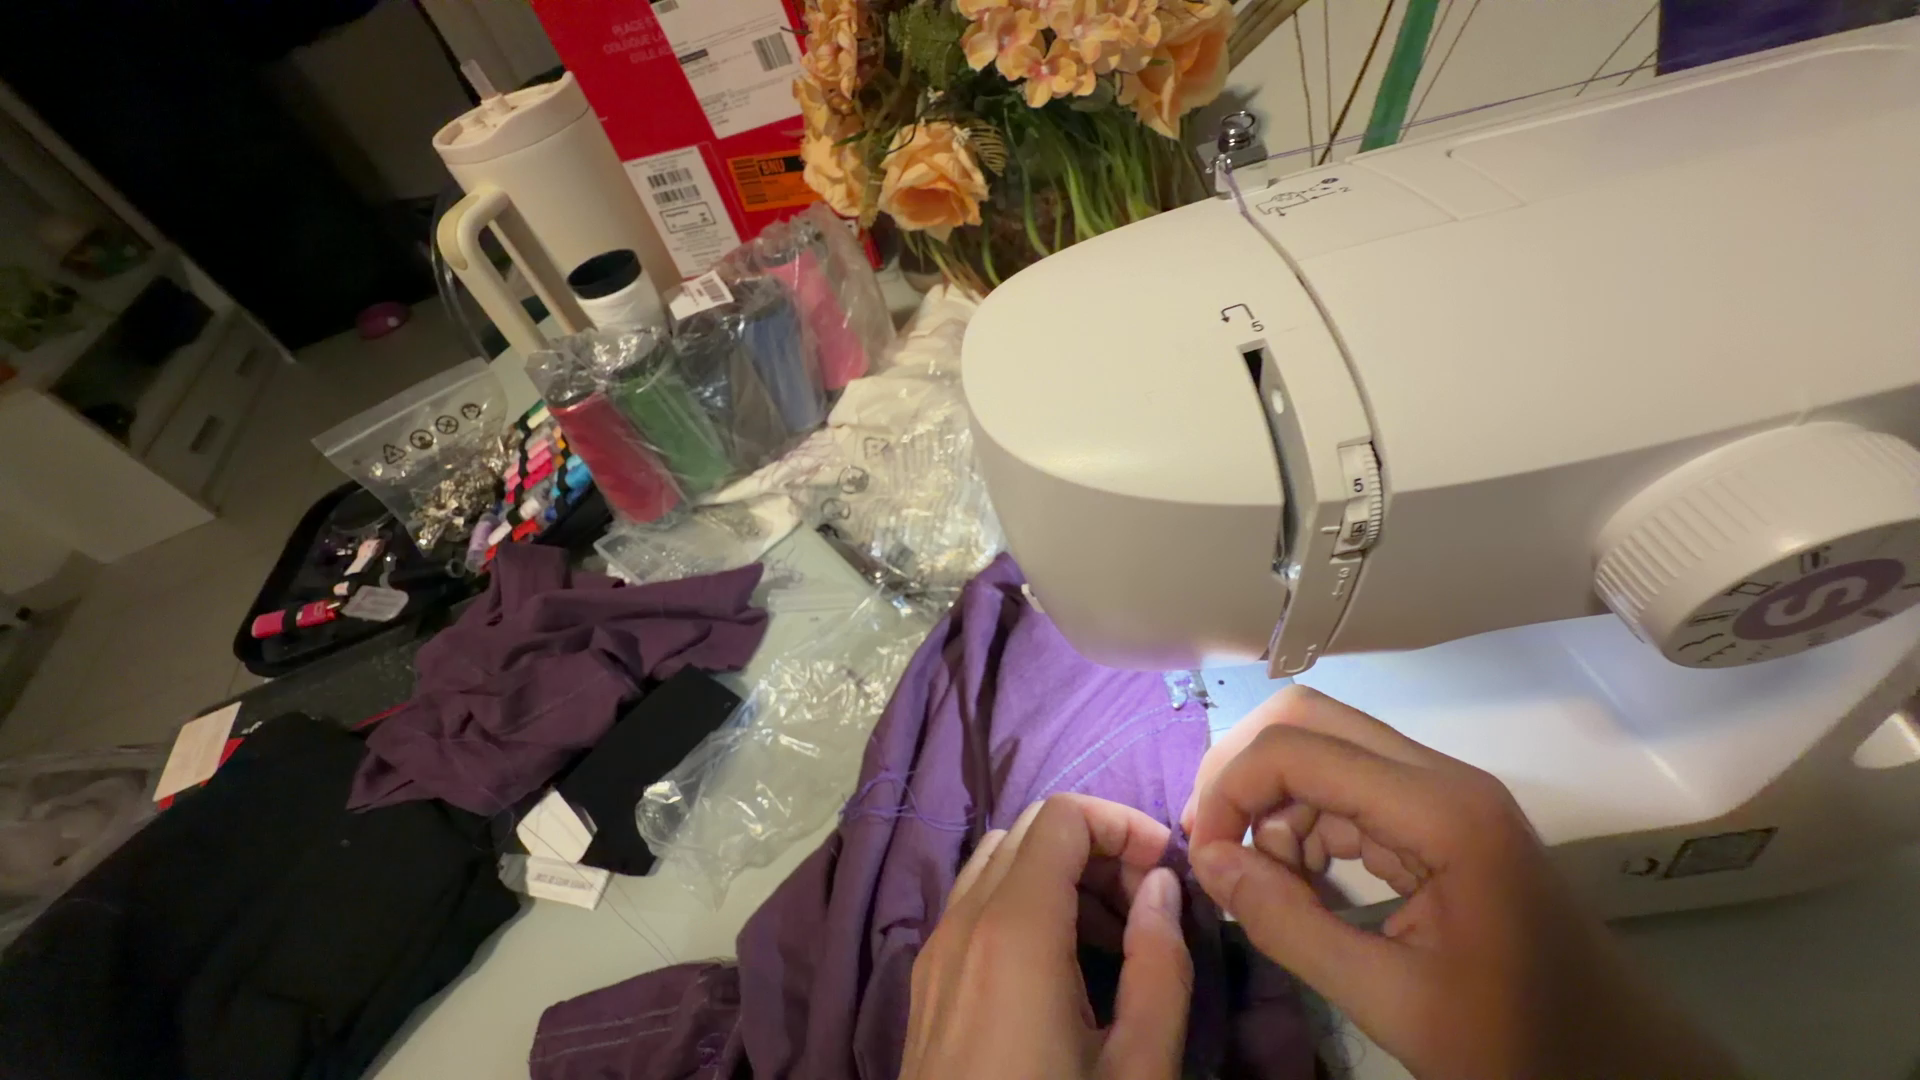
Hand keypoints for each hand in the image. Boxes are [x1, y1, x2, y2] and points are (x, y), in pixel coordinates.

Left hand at [901, 795, 1193, 1079]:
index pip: (1062, 816)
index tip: (1165, 868)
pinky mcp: (928, 977)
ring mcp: (938, 946)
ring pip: (1000, 860)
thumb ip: (1160, 964)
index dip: (1120, 824)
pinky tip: (1064, 964)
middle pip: (1031, 830)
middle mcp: (964, 918)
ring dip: (1061, 873)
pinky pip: (978, 902)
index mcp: (1013, 927)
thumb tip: (1162, 885)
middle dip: (1097, 847)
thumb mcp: (1138, 1070)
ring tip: (1117, 936)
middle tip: (1149, 903)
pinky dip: (1026, 900)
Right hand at [1186, 686, 1740, 1079]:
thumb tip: (1208, 860)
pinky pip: (1344, 785)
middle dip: (1243, 770)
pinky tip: (1298, 878)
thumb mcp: (1395, 1005)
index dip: (1231, 788)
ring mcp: (1441, 791)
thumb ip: (1290, 927)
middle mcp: (1440, 777)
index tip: (1206, 856)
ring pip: (1321, 746)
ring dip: (1272, 800)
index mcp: (1441, 812)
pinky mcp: (1436, 814)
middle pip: (1308, 719)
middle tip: (1215, 838)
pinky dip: (1302, 819)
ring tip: (1262, 877)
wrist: (1628, 1071)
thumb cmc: (1522, 1046)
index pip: (1298, 748)